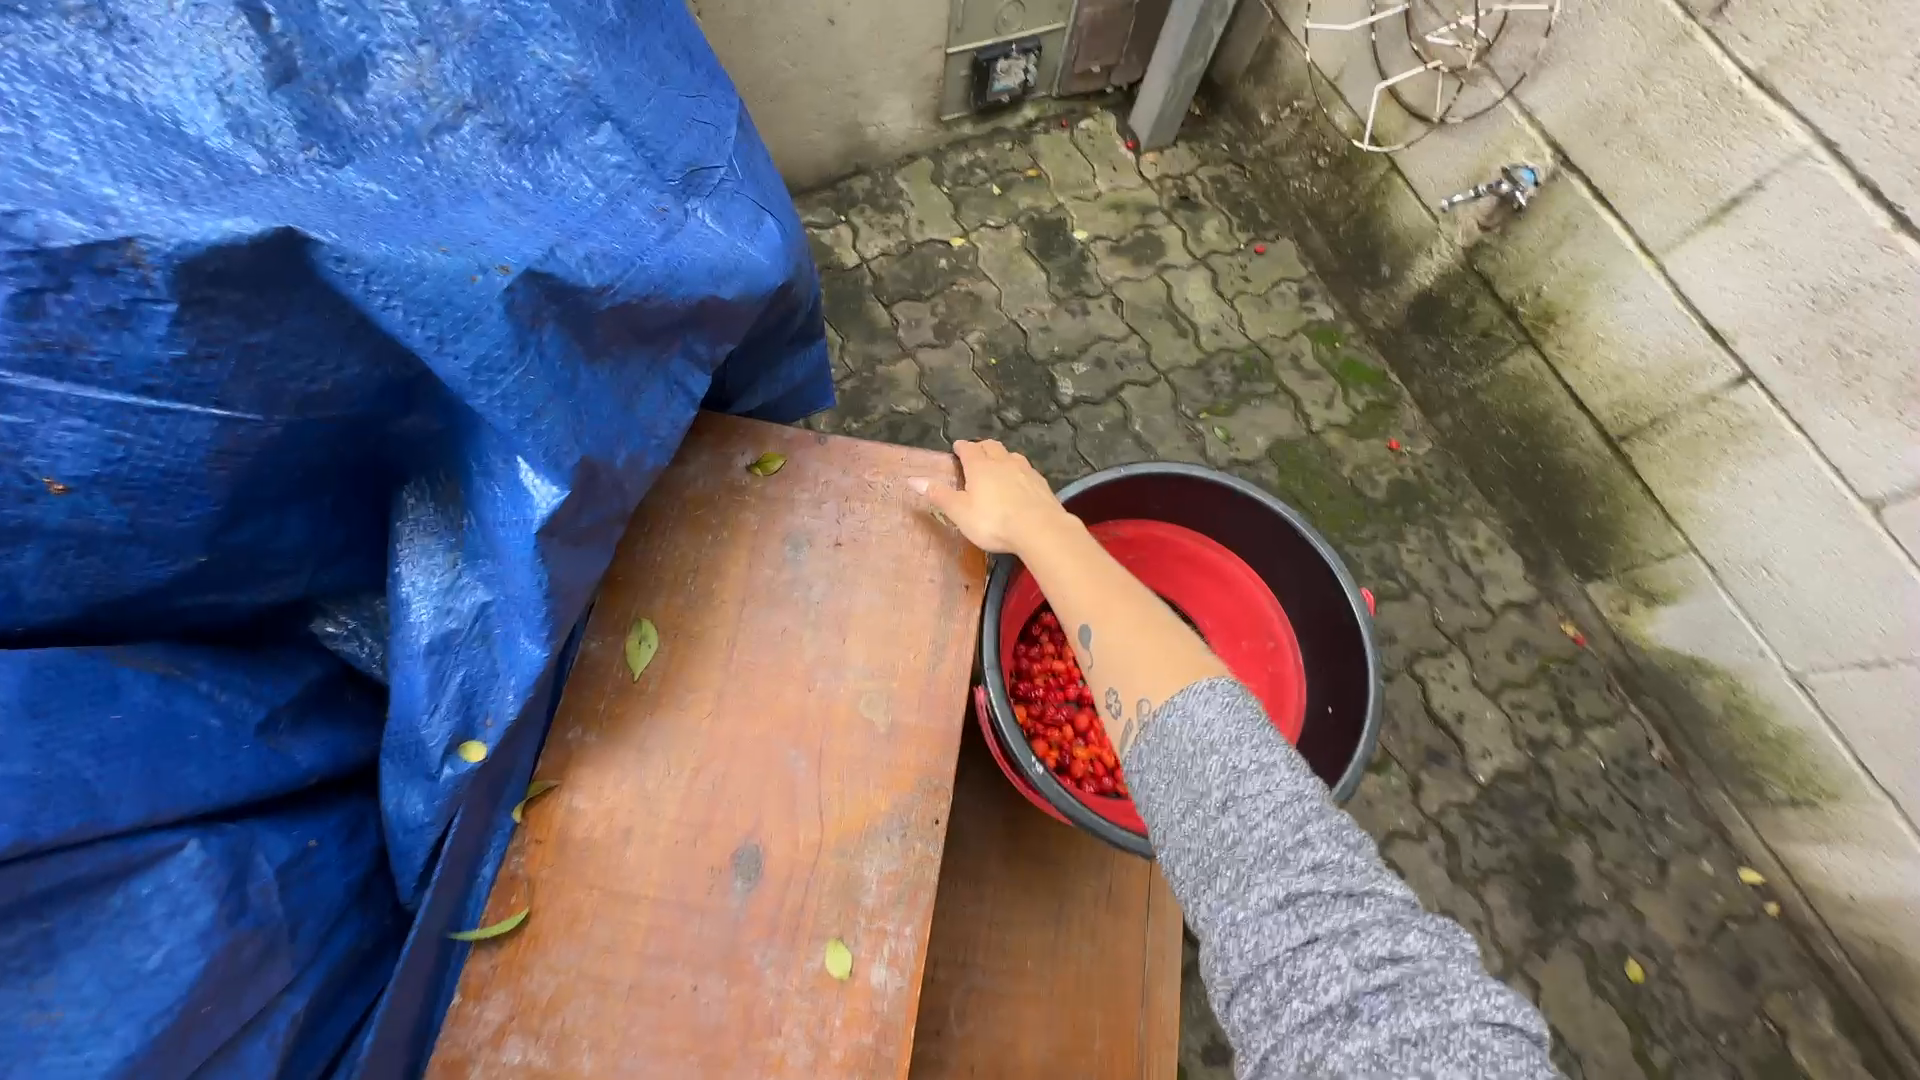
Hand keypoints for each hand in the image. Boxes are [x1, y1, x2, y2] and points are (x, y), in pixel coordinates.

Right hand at [909, 440, 1077, 555]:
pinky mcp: (1041, 484)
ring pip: (1012, 456)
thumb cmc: (993, 521)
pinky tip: (1020, 481)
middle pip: (992, 447)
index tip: (957, 447)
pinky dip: (1019, 471)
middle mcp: (1003, 462)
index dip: (962, 447)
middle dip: (982, 447)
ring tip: (998, 463)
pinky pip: (1027, 471)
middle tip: (977, 451)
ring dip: (1003, 456)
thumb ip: (939, 495)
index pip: (969, 449)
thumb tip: (913, 480)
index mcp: (980, 467)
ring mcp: (1025, 471)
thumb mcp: (960, 511)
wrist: (1039, 528)